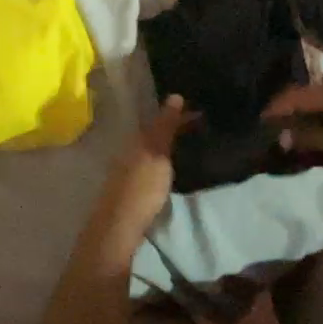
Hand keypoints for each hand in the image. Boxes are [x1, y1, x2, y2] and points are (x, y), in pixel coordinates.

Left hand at [90, 95, 193, 254]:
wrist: (119, 227)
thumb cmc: (142, 187)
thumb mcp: (157, 153)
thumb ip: (165, 126)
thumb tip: (175, 96)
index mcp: (137, 139)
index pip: (160, 119)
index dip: (181, 115)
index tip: (202, 112)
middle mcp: (131, 150)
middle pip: (156, 133)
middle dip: (177, 128)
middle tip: (203, 127)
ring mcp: (129, 170)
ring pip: (154, 149)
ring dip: (172, 144)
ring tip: (194, 145)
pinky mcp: (133, 188)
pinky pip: (153, 164)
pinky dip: (166, 160)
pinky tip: (176, 167)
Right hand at [264, 70, 322, 189]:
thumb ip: (311, 138)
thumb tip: (282, 136)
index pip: (298, 95)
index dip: (278, 107)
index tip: (261, 119)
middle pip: (310, 91)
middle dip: (292, 106)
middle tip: (276, 125)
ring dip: (309, 108)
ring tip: (295, 127)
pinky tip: (320, 124)